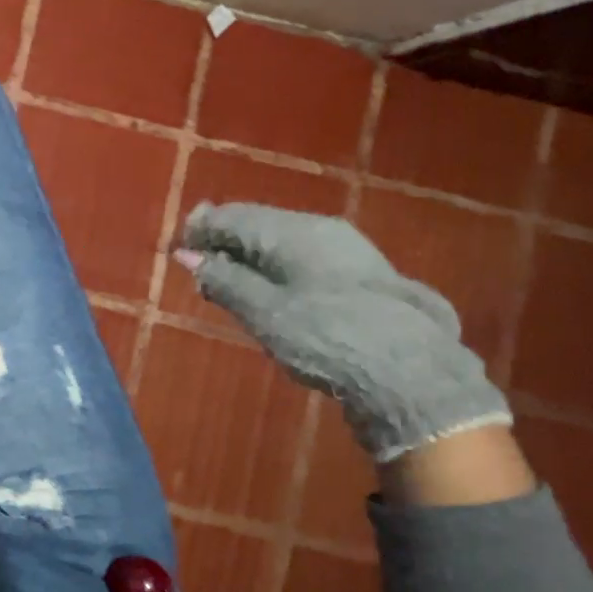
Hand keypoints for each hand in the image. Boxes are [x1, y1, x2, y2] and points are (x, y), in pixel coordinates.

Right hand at [175, 202, 510, 462]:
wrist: (414, 375)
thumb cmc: (325, 338)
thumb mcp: (262, 312)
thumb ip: (222, 279)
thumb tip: (186, 254)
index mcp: (291, 230)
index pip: (231, 215)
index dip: (199, 231)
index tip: (178, 254)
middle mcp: (321, 227)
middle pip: (259, 224)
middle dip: (225, 244)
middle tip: (203, 274)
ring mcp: (349, 250)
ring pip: (284, 241)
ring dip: (253, 259)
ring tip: (234, 289)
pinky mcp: (365, 276)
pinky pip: (306, 259)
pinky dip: (279, 269)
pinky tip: (277, 295)